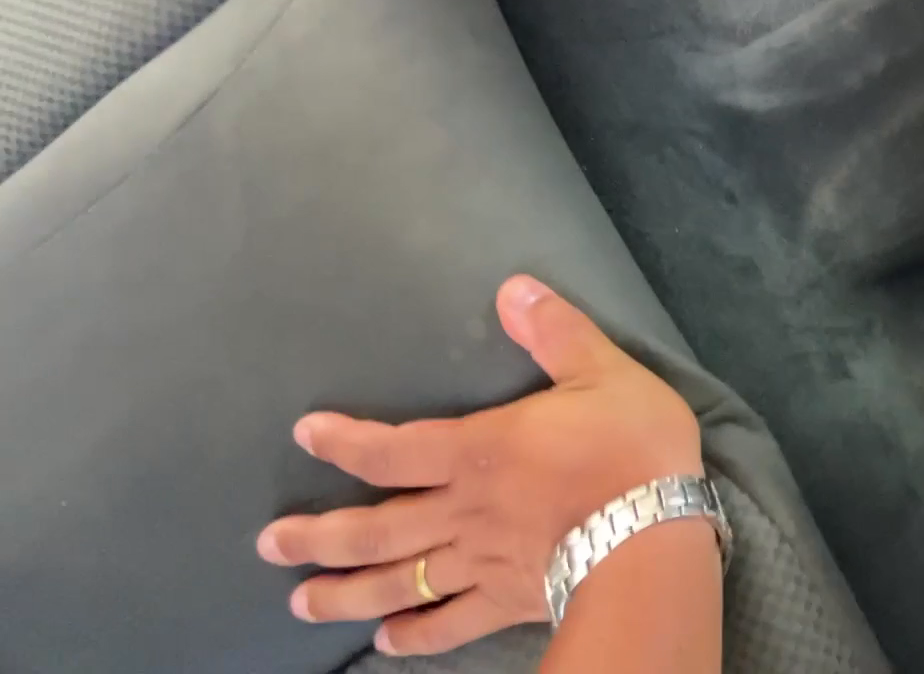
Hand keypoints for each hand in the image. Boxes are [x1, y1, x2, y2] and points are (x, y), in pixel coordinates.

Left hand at [256, 275, 704, 656]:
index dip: (346, 441)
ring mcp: (482, 562)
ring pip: (400, 580)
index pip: (395, 448)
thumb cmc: (629, 441)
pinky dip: (414, 634)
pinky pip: (450, 624)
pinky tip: (387, 640)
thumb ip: (555, 331)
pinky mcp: (509, 599)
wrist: (654, 526)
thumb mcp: (603, 370)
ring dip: (345, 591)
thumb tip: (512, 286)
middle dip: (319, 536)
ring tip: (301, 601)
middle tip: (269, 543)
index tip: (306, 434)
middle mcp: (464, 510)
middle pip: (377, 527)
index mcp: (481, 450)